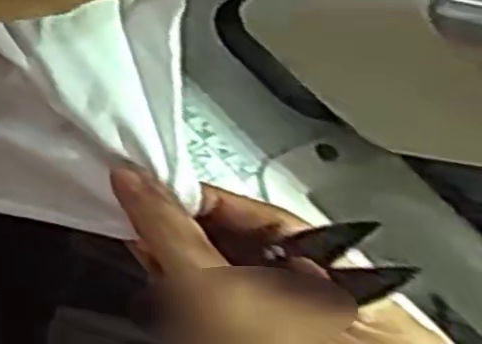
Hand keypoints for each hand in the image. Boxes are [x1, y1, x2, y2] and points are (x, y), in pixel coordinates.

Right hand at [113, 169, 441, 343]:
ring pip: (233, 280)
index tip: (145, 188)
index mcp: (373, 308)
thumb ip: (169, 227)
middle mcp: (354, 327)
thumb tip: (131, 178)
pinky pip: (226, 308)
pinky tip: (165, 287)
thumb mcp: (215, 294)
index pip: (269, 220)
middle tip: (139, 221)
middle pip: (250, 252)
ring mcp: (307, 343)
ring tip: (148, 256)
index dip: (201, 199)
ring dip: (181, 261)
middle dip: (185, 233)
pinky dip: (191, 292)